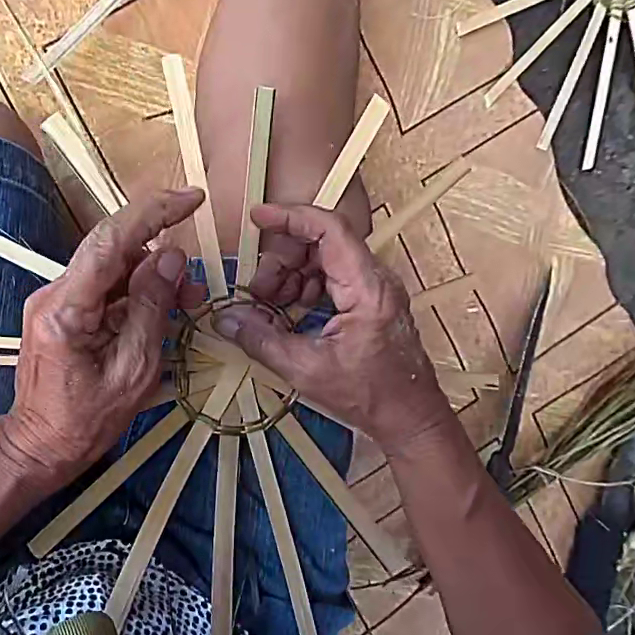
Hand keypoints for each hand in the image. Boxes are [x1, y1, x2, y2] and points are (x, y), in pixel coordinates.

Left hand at [0, 189, 202, 482]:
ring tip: (184, 303)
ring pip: (110, 270)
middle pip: (112, 251)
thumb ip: (152, 309)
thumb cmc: (86, 422)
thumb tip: (170, 258)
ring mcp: (53, 302)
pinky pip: (102, 290)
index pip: (111, 241)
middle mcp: (53, 294)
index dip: (153, 213)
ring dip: (150, 279)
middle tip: (195, 286)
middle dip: (160, 256)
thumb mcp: (134, 371)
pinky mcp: (59, 313)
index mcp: (67, 309)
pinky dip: (133, 295)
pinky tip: (158, 313)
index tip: (191, 200)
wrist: (39, 447)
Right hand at [216, 203, 453, 451]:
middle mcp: (374, 279)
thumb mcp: (305, 370)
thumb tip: (224, 318)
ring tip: (269, 308)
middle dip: (282, 261)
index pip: (330, 229)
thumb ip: (261, 340)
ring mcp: (373, 290)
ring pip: (324, 262)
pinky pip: (331, 281)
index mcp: (366, 288)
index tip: (258, 218)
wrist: (409, 417)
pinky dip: (304, 291)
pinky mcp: (369, 303)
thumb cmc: (367, 396)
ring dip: (290, 278)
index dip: (291, 217)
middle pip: (321, 244)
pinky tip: (288, 315)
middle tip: (256, 293)